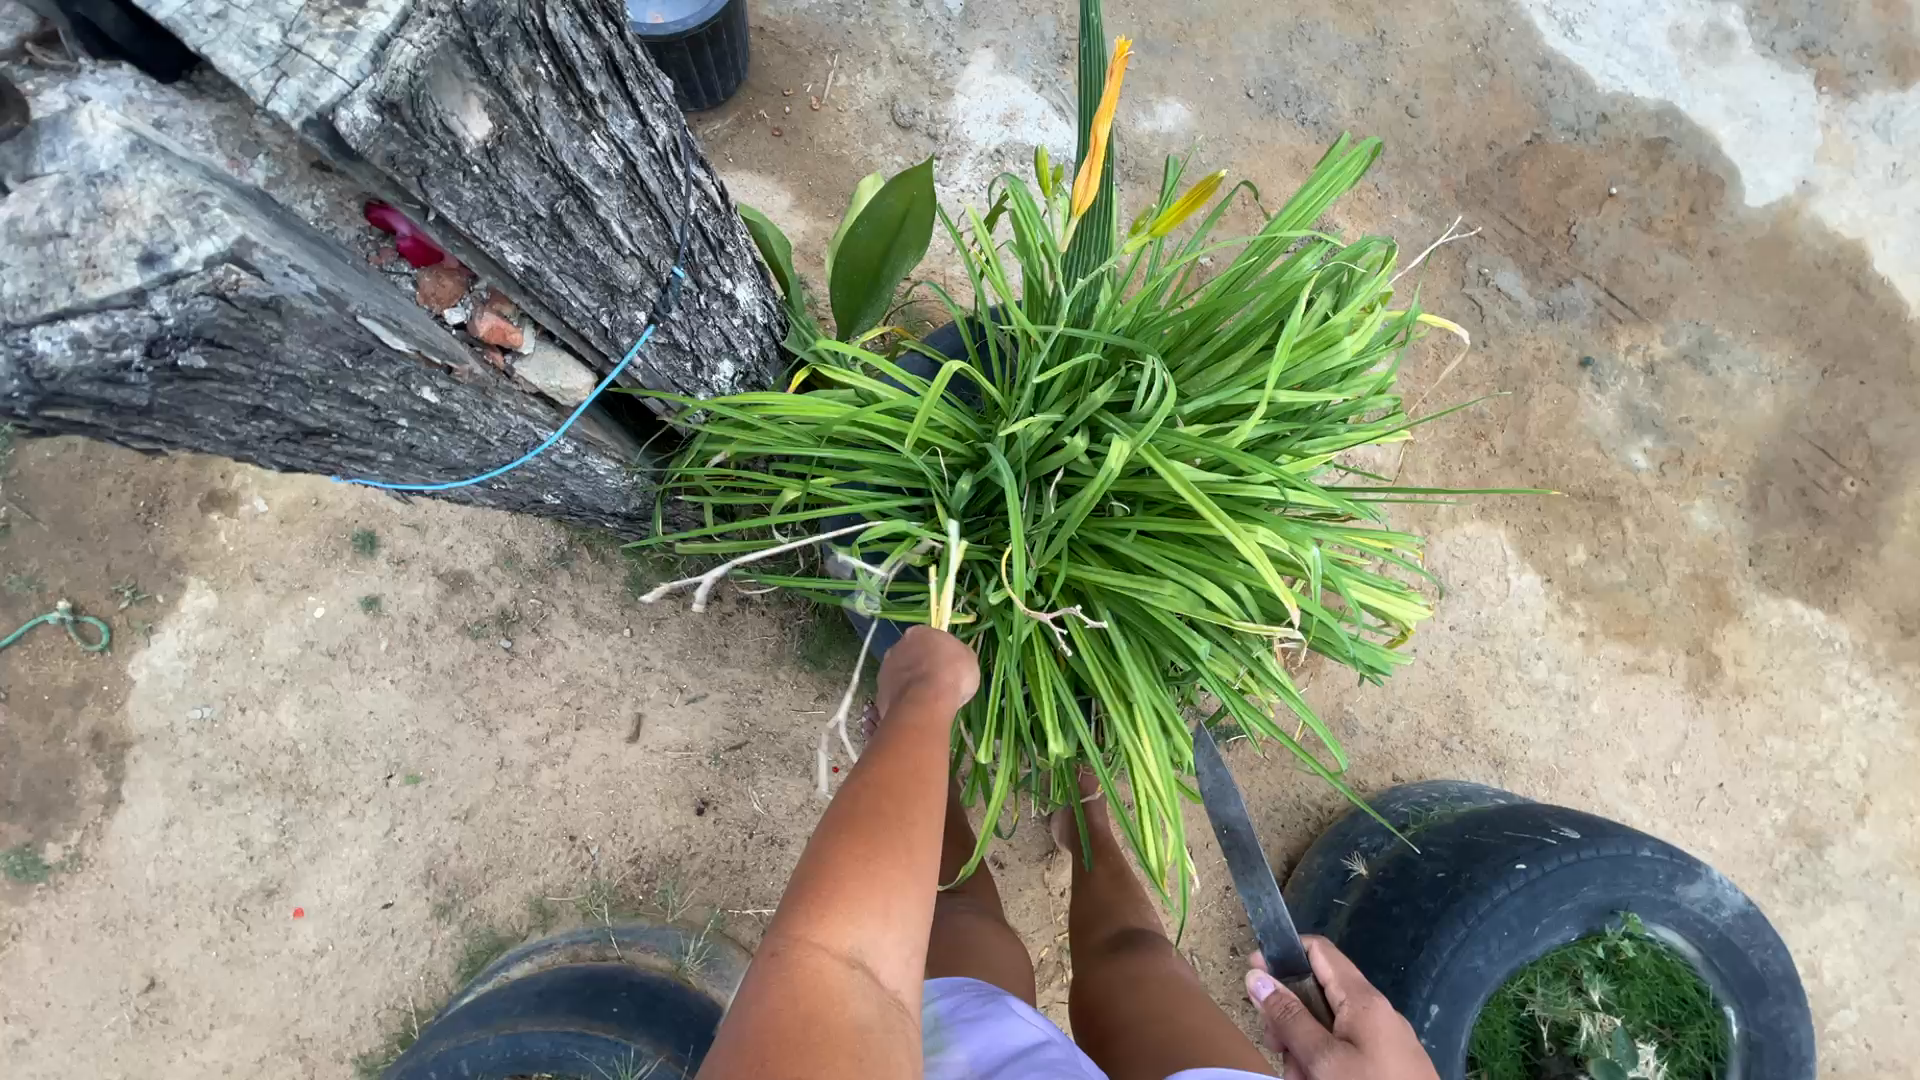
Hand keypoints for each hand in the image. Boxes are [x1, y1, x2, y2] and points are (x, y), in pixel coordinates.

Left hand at [874, 625, 978, 722]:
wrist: (926, 702)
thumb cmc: (952, 673)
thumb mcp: (968, 659)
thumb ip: (956, 655)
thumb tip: (952, 660)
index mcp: (918, 632)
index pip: (928, 639)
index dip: (938, 653)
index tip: (947, 666)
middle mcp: (897, 646)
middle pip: (910, 655)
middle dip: (920, 667)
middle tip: (936, 683)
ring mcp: (885, 670)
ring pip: (900, 676)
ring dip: (910, 684)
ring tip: (926, 701)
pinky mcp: (879, 693)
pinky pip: (894, 696)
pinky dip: (903, 702)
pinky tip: (916, 711)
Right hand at [1246, 937, 1438, 1079]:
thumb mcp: (1323, 1061)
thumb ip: (1288, 1017)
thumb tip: (1256, 974)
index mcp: (1364, 999)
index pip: (1318, 950)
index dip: (1282, 954)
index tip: (1254, 977)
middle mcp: (1376, 1013)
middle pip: (1318, 993)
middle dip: (1289, 1016)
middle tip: (1273, 1046)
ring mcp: (1386, 1044)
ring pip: (1328, 1028)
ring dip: (1303, 1048)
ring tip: (1296, 1078)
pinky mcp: (1390, 1069)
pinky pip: (1347, 1052)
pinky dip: (1325, 1065)